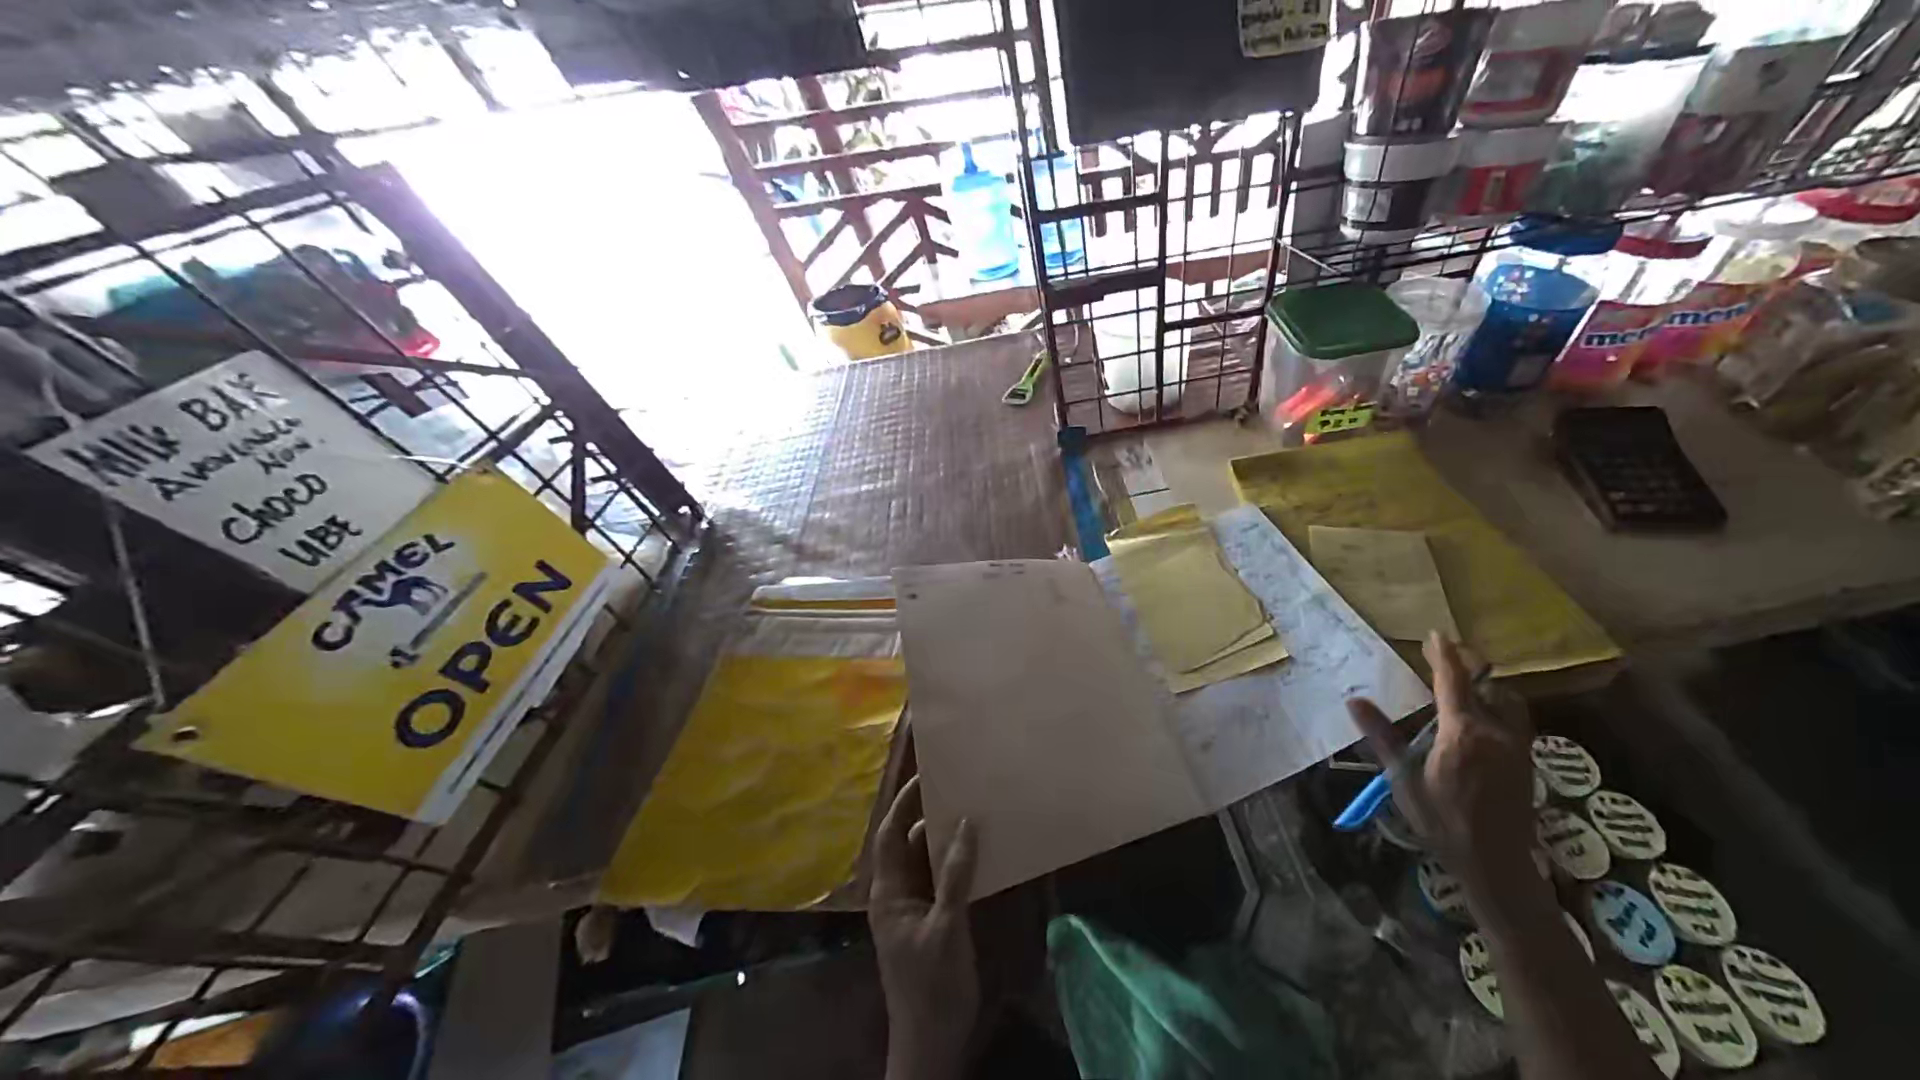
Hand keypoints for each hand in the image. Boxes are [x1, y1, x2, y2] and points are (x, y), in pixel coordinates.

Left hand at [869, 776, 978, 1079]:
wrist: (933, 1040)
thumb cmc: (931, 984)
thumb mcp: (946, 927)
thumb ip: (955, 876)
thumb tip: (965, 825)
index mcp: (888, 892)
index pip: (890, 836)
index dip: (904, 805)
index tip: (924, 778)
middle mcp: (897, 894)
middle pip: (909, 845)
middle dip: (930, 818)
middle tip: (957, 790)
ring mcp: (915, 907)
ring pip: (927, 862)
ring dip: (946, 841)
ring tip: (972, 812)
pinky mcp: (933, 920)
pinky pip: (942, 880)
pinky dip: (957, 864)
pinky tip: (980, 852)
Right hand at [1347, 632, 1535, 890]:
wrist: (1497, 863)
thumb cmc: (1442, 820)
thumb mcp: (1402, 778)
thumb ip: (1382, 736)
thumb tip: (1354, 701)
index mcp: (1462, 733)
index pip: (1453, 681)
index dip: (1444, 655)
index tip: (1435, 634)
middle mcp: (1496, 732)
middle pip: (1487, 686)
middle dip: (1467, 668)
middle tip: (1444, 659)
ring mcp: (1517, 748)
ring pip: (1508, 702)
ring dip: (1487, 688)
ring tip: (1464, 688)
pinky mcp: (1526, 762)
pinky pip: (1516, 721)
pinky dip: (1498, 708)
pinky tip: (1481, 722)